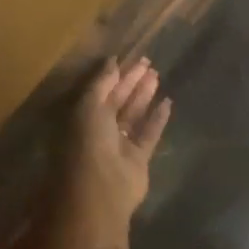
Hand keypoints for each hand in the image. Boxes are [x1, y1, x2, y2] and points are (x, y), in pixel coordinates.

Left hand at [60, 59, 171, 232]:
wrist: (100, 190)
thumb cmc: (87, 144)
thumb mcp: (88, 107)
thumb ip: (101, 84)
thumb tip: (112, 62)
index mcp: (81, 117)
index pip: (99, 91)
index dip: (113, 75)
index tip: (129, 57)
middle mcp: (98, 130)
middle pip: (117, 101)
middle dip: (131, 82)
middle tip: (148, 63)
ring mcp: (119, 146)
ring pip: (133, 116)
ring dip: (144, 96)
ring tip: (157, 76)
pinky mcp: (138, 159)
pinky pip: (148, 134)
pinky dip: (157, 119)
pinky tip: (167, 102)